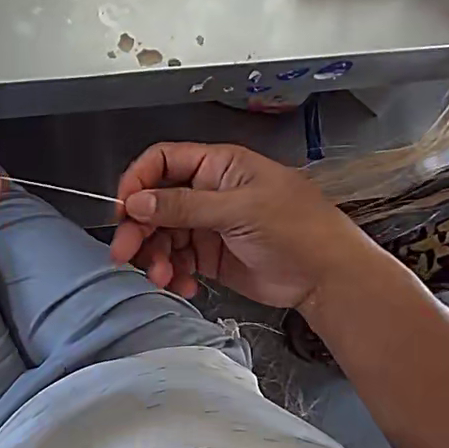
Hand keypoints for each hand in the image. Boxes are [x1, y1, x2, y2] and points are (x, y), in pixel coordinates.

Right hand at [110, 142, 379, 309]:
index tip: (123, 209)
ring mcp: (209, 226)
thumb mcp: (239, 210)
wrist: (325, 276)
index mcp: (218, 167)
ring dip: (156, 257)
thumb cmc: (298, 229)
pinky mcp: (211, 256)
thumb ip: (185, 206)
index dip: (138, 182)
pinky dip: (173, 274)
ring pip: (163, 236)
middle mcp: (209, 192)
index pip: (163, 162)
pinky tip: (183, 285)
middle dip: (139, 229)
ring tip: (162, 277)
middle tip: (126, 253)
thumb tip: (139, 202)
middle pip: (156, 204)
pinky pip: (178, 261)